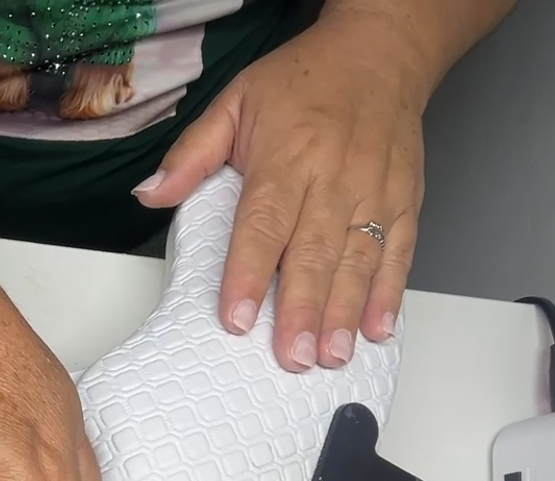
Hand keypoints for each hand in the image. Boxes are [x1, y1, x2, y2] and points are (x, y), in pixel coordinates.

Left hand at [134, 6, 435, 369]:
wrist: (382, 49)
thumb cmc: (303, 83)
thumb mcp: (234, 102)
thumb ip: (190, 154)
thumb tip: (149, 193)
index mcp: (288, 158)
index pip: (263, 226)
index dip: (249, 276)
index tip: (238, 319)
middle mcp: (334, 178)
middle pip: (314, 254)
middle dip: (302, 311)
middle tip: (291, 357)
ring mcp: (375, 191)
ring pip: (359, 261)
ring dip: (345, 313)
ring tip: (331, 356)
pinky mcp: (404, 200)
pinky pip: (399, 251)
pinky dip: (390, 293)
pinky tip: (377, 329)